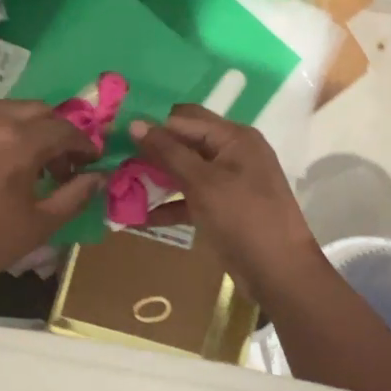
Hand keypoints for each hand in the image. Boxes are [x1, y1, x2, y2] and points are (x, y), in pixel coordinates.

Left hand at [0, 100, 102, 301]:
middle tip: (63, 163)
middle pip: (38, 110)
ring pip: (8, 109)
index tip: (91, 162)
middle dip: (57, 131)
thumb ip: (74, 196)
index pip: (64, 129)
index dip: (84, 144)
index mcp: (17, 143)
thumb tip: (98, 177)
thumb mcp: (37, 227)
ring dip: (28, 128)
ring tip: (30, 162)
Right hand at [129, 105, 323, 297]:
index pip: (184, 118)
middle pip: (184, 142)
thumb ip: (168, 152)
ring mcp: (229, 182)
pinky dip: (168, 205)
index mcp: (234, 137)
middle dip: (150, 151)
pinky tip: (137, 217)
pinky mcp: (223, 208)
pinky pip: (190, 198)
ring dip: (155, 179)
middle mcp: (233, 153)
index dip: (151, 123)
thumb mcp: (202, 183)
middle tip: (113, 159)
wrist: (278, 272)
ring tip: (118, 185)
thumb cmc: (243, 219)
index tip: (115, 132)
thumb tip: (135, 122)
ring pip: (184, 171)